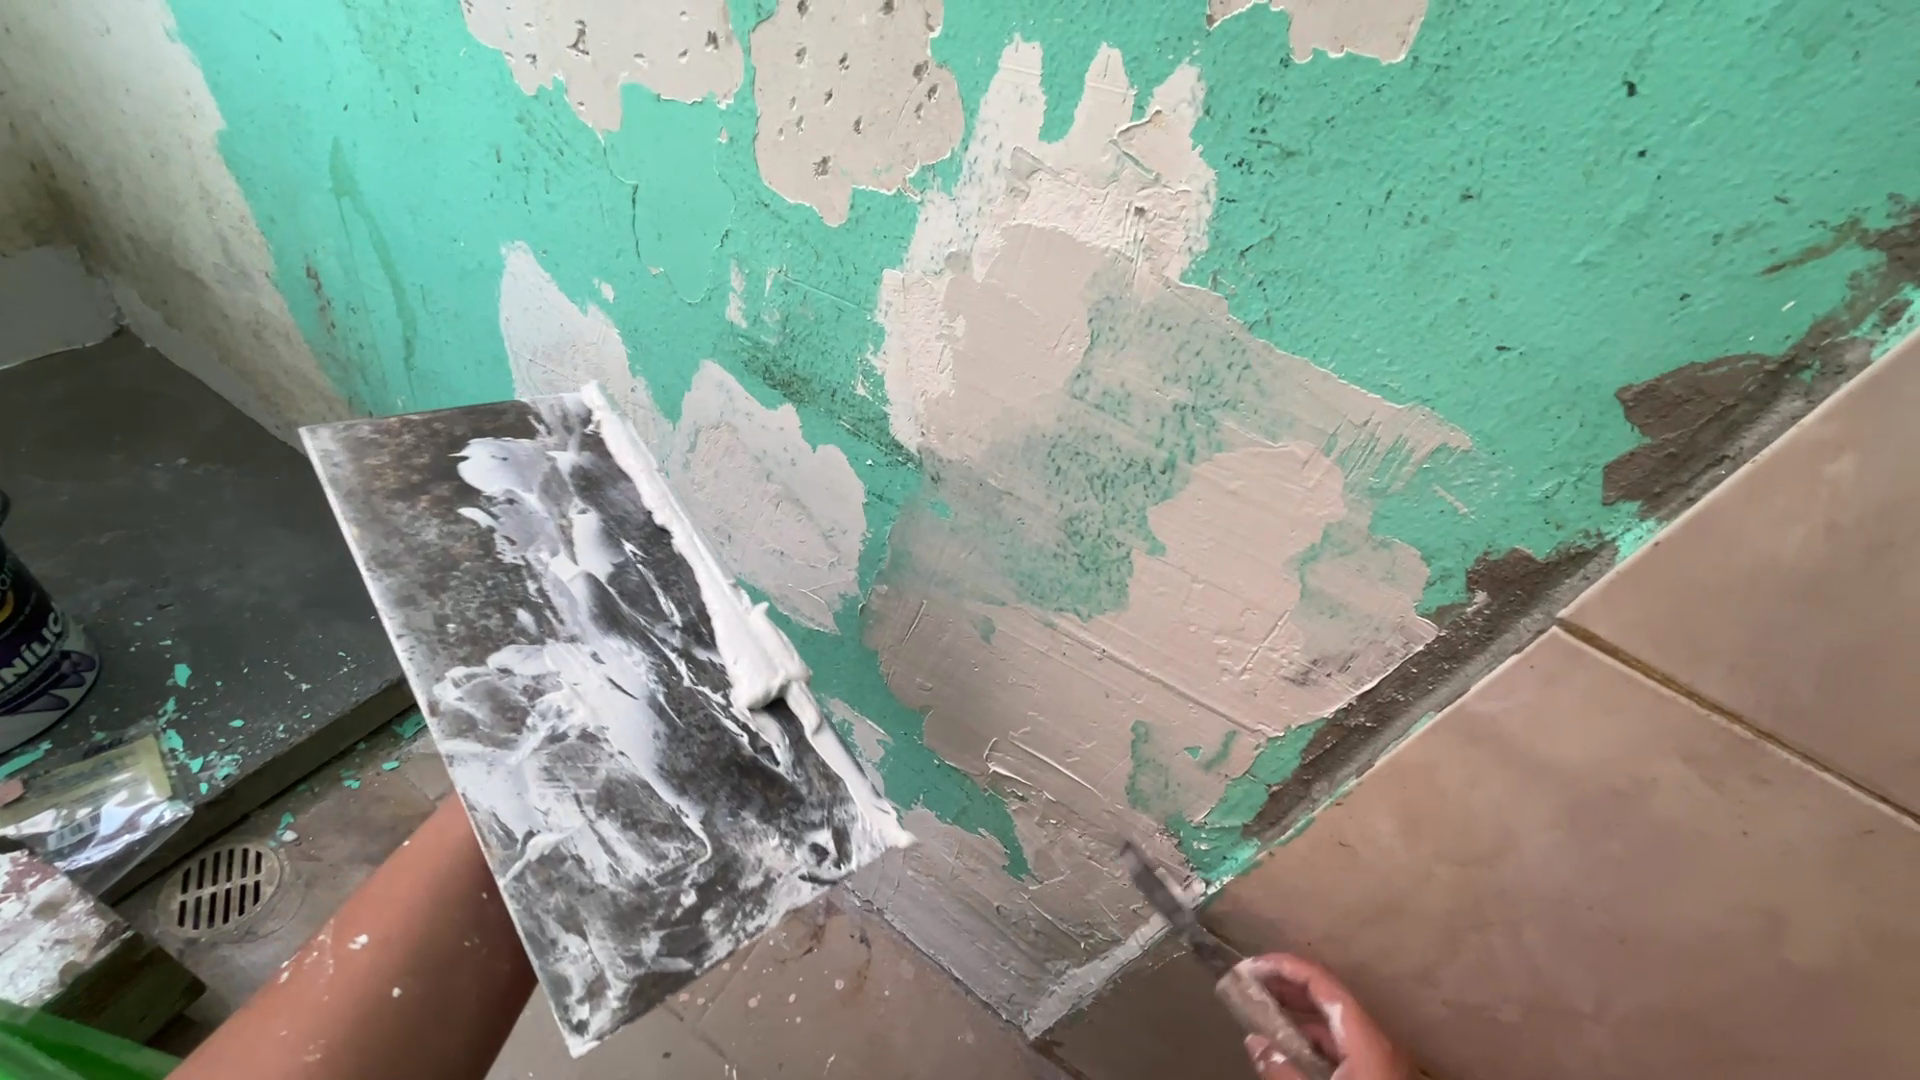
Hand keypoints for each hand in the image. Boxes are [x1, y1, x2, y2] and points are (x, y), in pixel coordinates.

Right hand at [1238, 953, 1414, 1079]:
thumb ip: (1283, 1071)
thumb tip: (1255, 1041)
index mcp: (1364, 1038)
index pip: (1321, 981)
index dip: (1283, 966)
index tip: (1249, 968)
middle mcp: (1376, 1041)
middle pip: (1328, 995)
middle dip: (1287, 985)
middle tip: (1250, 985)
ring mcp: (1381, 1060)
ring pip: (1335, 1021)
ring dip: (1298, 1012)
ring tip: (1263, 1013)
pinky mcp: (1379, 1077)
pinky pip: (1342, 1043)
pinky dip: (1313, 1037)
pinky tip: (1291, 1049)